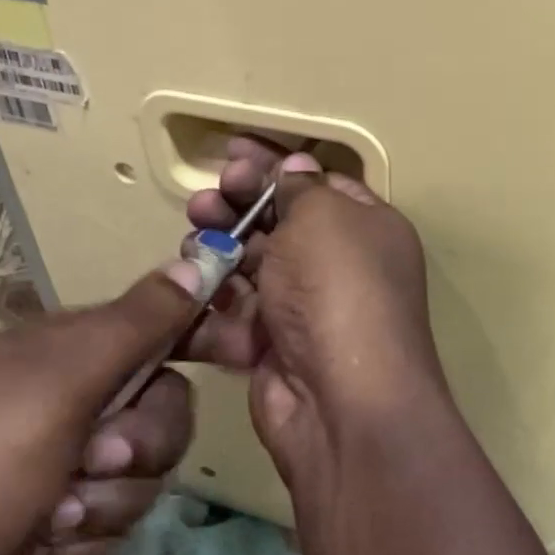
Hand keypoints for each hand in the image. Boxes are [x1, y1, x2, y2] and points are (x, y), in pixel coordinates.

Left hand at [0, 263, 212, 554]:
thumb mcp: (53, 384)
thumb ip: (135, 323)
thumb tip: (198, 252)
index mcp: (63, 350)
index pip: (158, 320)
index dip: (206, 327)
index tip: (248, 347)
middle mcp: (66, 400)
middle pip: (164, 403)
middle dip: (145, 440)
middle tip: (98, 460)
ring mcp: (58, 466)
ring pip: (146, 470)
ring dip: (112, 500)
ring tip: (54, 517)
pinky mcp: (53, 525)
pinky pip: (115, 521)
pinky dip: (86, 539)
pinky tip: (41, 548)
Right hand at [184, 140, 450, 484]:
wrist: (342, 402)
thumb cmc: (338, 288)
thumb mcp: (323, 218)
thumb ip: (301, 189)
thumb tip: (295, 169)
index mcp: (367, 228)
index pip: (319, 184)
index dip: (275, 167)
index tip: (231, 152)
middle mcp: (341, 267)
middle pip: (280, 225)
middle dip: (239, 207)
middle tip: (205, 199)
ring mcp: (306, 311)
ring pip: (252, 269)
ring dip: (218, 252)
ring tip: (193, 240)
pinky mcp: (273, 351)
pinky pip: (235, 318)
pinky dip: (210, 307)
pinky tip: (186, 292)